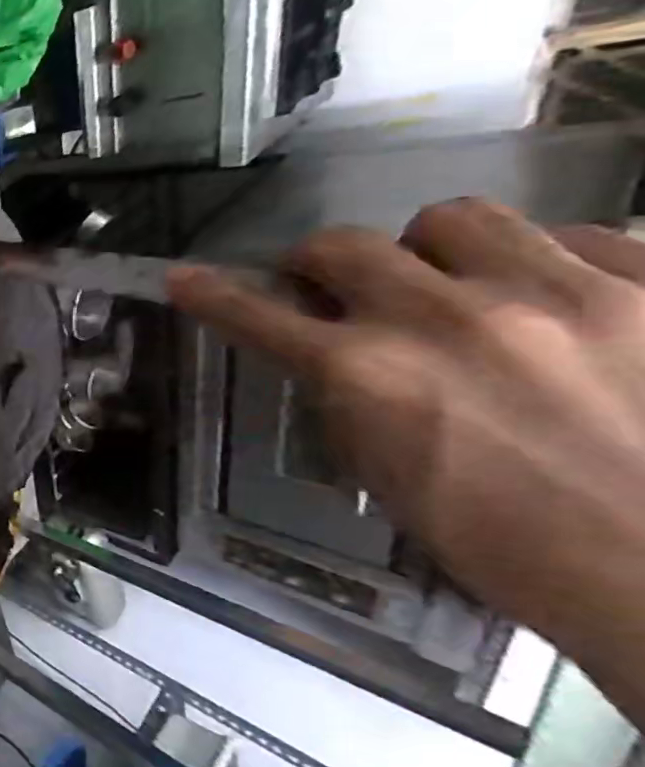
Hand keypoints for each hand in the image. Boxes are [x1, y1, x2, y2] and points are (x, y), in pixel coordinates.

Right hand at [167, 199, 644, 714]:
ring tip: (460, 283)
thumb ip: (351, 398)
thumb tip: (332, 355)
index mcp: (369, 374)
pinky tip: (563, 303)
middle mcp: (444, 318)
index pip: (256, 314)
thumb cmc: (521, 548)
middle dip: (323, 264)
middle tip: (340, 289)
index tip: (184, 277)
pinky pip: (582, 237)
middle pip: (341, 244)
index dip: (211, 293)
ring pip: (455, 217)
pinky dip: (551, 263)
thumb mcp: (394, 475)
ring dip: (433, 249)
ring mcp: (561, 295)